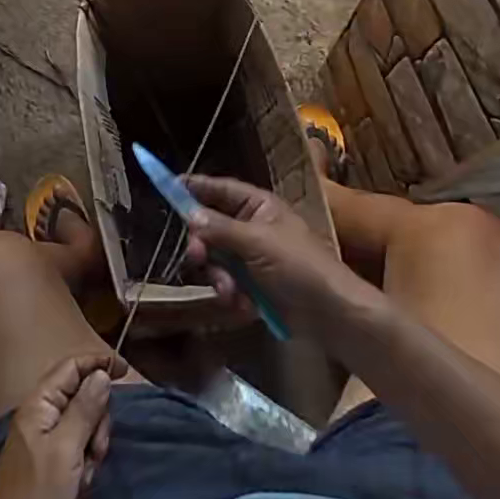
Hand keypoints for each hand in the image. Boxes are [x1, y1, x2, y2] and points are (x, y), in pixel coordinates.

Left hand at [0, 353, 120, 498]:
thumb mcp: (65, 449)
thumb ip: (84, 409)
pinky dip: (85, 462)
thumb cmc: (37, 493)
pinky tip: (81, 482)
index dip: (98, 363)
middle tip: (97, 446)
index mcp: (39, 403)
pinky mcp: (53, 462)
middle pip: (82, 396)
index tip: (126, 369)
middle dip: (97, 418)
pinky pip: (79, 448)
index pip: (71, 367)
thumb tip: (102, 373)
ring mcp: (47, 439)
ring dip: (93, 444)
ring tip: (86, 470)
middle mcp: (42, 415)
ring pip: (84, 424)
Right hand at [182, 174, 367, 333]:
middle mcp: (252, 227)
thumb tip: (190, 215)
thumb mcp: (258, 243)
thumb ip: (220, 228)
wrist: (330, 314)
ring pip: (215, 258)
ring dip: (218, 276)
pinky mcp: (252, 285)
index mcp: (259, 206)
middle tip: (197, 256)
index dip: (196, 186)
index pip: (221, 189)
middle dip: (203, 245)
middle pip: (211, 226)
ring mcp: (252, 257)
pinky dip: (230, 293)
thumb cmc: (300, 267)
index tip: (169, 184)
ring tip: (230, 292)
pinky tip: (242, 305)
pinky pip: (226, 282)